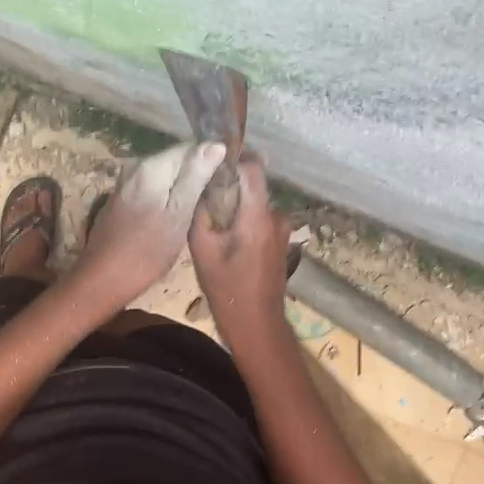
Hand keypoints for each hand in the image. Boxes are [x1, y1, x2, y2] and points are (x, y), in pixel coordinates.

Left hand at [74, 142, 227, 302]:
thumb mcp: (179, 214)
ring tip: (201, 206)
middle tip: (215, 197)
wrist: (103, 278)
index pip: (190, 147)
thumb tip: (216, 144)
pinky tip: (176, 214)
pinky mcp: (123, 198)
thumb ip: (196, 177)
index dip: (211, 160)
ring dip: (183, 186)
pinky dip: (168, 195)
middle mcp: (136, 166)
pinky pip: (154, 186)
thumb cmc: (147, 250)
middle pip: (177, 159)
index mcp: (151, 166)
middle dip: (197, 173)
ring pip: (166, 174)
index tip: (225, 180)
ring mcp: (126, 182)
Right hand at [189, 154, 291, 337]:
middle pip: (252, 186)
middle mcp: (276, 216)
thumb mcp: (201, 249)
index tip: (213, 162)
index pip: (253, 168)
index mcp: (258, 215)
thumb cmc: (227, 288)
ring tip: (216, 226)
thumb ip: (200, 212)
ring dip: (237, 208)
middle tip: (205, 200)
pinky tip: (229, 241)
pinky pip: (260, 219)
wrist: (256, 323)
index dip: (233, 159)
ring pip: (255, 204)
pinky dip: (245, 222)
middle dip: (230, 188)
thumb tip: (200, 185)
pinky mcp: (281, 241)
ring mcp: (283, 230)